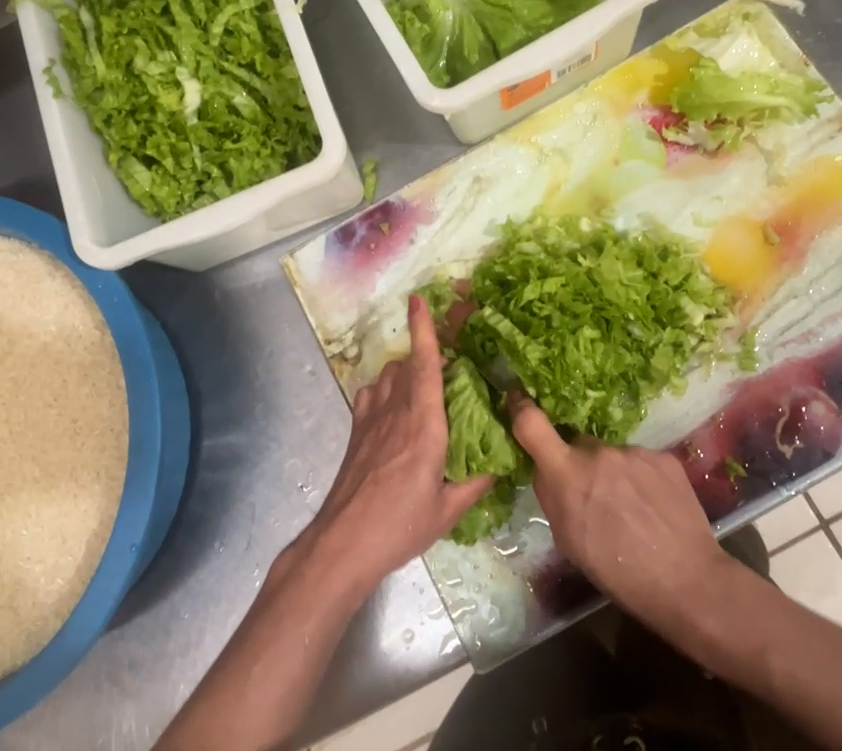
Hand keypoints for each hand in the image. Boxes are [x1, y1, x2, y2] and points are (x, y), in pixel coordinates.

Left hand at [297, 295, 493, 592]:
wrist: (343, 542)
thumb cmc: (400, 525)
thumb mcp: (447, 510)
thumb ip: (475, 483)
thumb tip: (498, 464)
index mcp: (424, 425)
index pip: (425, 365)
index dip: (424, 329)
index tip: (420, 300)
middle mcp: (395, 412)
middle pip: (407, 365)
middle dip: (426, 353)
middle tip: (450, 361)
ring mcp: (370, 421)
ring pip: (388, 377)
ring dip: (406, 370)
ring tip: (424, 385)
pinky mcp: (356, 434)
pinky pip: (371, 395)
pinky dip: (385, 390)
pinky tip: (394, 408)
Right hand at [510, 393, 729, 619]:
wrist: (684, 580)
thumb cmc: (616, 571)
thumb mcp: (567, 539)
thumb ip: (553, 496)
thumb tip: (549, 472)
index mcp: (567, 474)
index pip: (532, 424)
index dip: (520, 407)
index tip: (516, 396)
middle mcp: (599, 452)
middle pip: (578, 445)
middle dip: (579, 464)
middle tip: (594, 497)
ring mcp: (634, 452)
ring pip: (611, 456)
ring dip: (612, 474)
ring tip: (630, 510)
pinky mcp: (663, 458)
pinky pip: (640, 462)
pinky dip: (640, 479)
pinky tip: (652, 507)